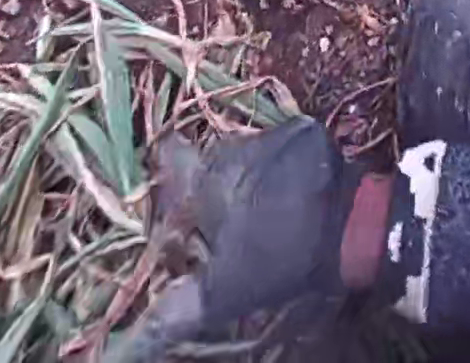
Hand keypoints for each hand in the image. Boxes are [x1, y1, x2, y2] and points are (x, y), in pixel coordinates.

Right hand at [104, 118, 357, 362]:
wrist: (348, 225)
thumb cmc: (279, 255)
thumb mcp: (222, 291)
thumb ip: (173, 310)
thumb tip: (121, 351)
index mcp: (207, 179)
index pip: (170, 159)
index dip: (166, 174)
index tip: (170, 193)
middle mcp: (233, 145)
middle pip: (208, 160)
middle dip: (209, 184)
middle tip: (219, 217)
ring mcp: (269, 134)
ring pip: (242, 152)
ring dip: (244, 175)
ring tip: (257, 207)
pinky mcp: (300, 130)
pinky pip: (275, 146)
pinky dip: (275, 165)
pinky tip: (285, 190)